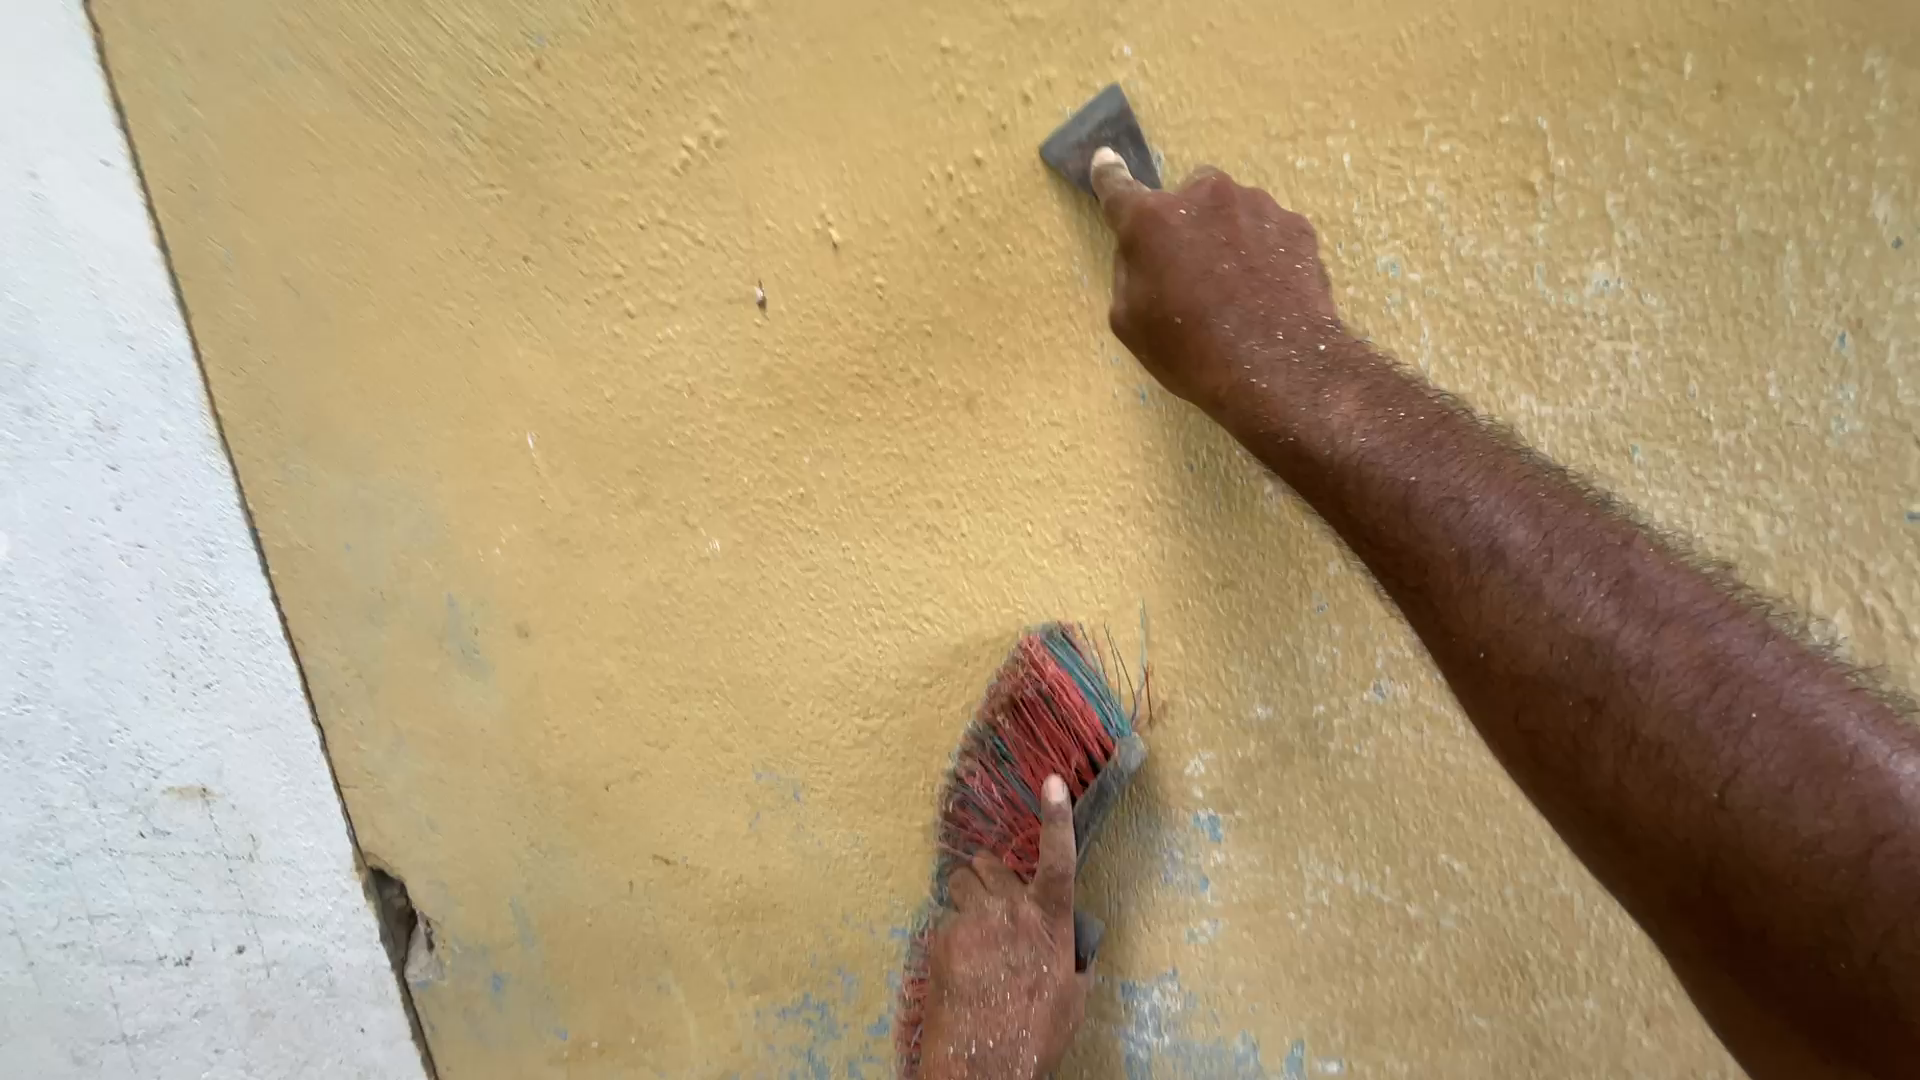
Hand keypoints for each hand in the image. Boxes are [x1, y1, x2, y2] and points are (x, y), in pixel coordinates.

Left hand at [919, 775, 1089, 1079]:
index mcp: (1050, 919)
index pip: (1058, 857)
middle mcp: (1013, 908)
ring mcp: (975, 918)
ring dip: (966, 899)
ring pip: (962, 883)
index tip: (1052, 781)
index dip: (1057, 816)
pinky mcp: (944, 933)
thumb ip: (1070, 956)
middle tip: (991, 912)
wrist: (983, 1066)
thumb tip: (1069, 945)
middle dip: (988, 881)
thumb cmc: (1033, 1034)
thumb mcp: (1071, 995)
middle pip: (990, 865)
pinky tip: (958, 965)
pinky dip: (950, 933)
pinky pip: (944, 917)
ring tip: (972, 937)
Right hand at [1090, 147, 1352, 420]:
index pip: (1118, 189)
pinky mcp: (1295, 225)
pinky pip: (1266, 232)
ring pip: (1230, 212)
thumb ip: (1128, 274)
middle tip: (1188, 275)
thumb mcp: (1130, 323)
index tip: (1106, 162)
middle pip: (1185, 198)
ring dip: (1224, 239)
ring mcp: (1256, 205)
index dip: (1109, 177)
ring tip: (1232, 293)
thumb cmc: (1188, 351)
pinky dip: (1259, 254)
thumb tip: (1142, 253)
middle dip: (1183, 225)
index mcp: (1151, 221)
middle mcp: (1204, 197)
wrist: (1275, 368)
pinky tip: (1262, 294)